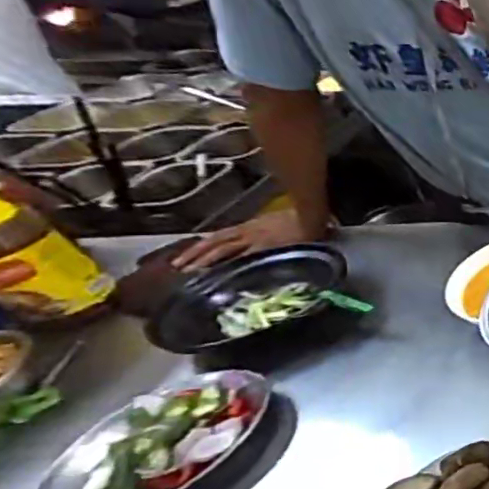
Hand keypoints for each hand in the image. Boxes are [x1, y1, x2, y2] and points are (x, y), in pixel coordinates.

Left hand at [172, 208, 319, 270]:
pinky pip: (241, 257)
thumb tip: (271, 239)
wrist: (313, 215)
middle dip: (194, 253)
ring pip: (222, 248)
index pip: (222, 235)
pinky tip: (216, 273)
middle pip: (215, 241)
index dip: (203, 244)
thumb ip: (274, 229)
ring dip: (202, 259)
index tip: (188, 254)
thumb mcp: (284, 222)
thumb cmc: (305, 218)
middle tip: (176, 266)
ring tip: (186, 271)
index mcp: (252, 225)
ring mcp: (255, 239)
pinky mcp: (264, 247)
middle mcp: (248, 231)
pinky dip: (227, 264)